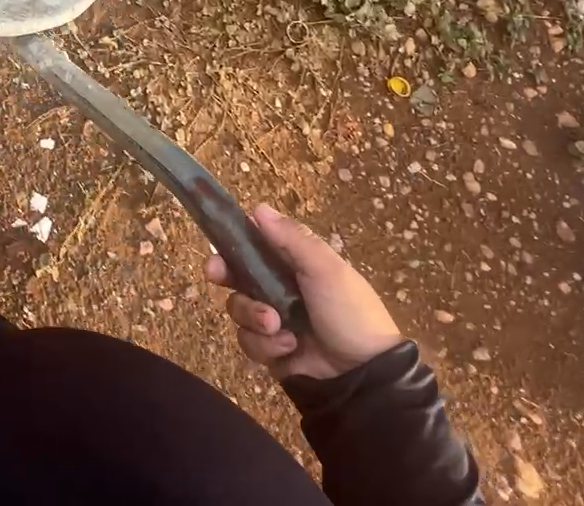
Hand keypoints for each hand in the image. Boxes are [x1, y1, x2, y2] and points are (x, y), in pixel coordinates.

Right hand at [205, 204, 403, 380]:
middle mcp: (277, 289)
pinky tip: (288, 347)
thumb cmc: (349, 313)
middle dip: (223, 274)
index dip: (231, 245)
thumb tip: (258, 208)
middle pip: (232, 274)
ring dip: (252, 315)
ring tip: (276, 327)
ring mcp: (271, 320)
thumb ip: (294, 239)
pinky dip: (265, 344)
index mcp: (292, 266)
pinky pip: (248, 340)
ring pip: (237, 307)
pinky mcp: (268, 349)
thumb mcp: (327, 270)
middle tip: (218, 276)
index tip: (219, 246)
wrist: (366, 376)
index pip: (252, 247)